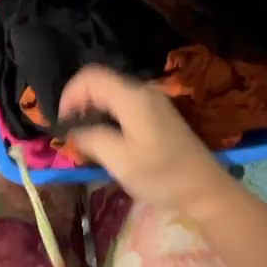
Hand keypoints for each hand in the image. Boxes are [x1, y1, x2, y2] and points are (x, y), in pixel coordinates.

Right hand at [58, 66, 235, 215]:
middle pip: (101, 82)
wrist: (205, 189)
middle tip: (70, 132)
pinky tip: (106, 139)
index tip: (62, 122)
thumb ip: (91, 139)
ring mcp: (153, 103)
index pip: (90, 77)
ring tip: (84, 138)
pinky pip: (125, 105)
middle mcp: (143, 92)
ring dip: (93, 110)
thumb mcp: (119, 160)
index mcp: (132, 97)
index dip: (69, 94)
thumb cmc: (161, 175)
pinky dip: (108, 116)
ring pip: (112, 94)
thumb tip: (73, 131)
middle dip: (79, 103)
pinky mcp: (159, 115)